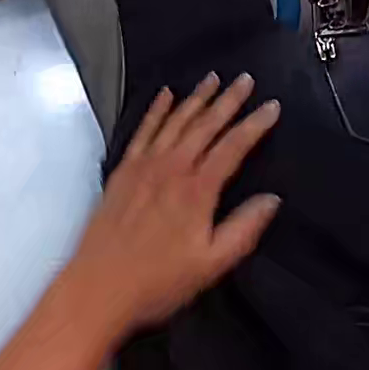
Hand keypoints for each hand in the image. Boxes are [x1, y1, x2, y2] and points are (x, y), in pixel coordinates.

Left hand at [56, 73, 282, 334]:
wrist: (95, 291)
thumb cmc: (157, 282)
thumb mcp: (210, 264)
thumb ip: (244, 229)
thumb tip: (272, 198)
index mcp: (198, 189)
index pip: (234, 146)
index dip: (255, 124)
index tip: (273, 105)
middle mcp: (174, 167)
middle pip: (207, 124)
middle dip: (229, 99)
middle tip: (246, 78)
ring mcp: (146, 164)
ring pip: (177, 120)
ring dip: (197, 97)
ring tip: (213, 77)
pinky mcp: (124, 169)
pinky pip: (144, 129)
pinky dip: (156, 109)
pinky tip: (165, 94)